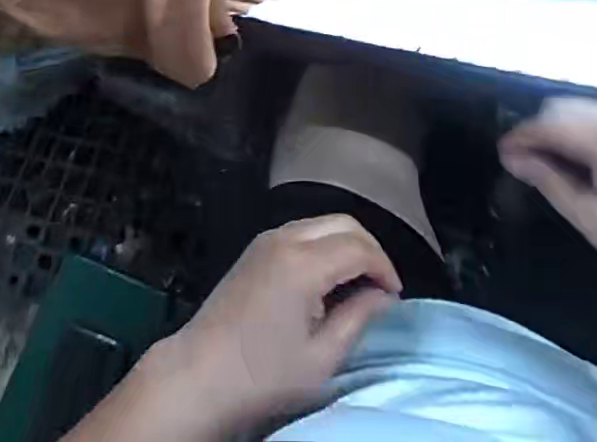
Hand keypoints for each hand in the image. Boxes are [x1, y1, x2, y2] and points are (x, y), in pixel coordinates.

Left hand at [137, 215, 400, 436]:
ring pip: (322, 222)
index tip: (395, 296)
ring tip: (358, 284)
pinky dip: (324, 243)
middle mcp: (284, 238)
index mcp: (302, 263)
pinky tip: (328, 278)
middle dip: (369, 249)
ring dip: (346, 243)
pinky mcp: (257, 246)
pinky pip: (302, 231)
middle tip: (381, 286)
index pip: (359, 246)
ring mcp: (267, 239)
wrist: (201, 372)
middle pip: (343, 222)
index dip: (385, 267)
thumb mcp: (321, 358)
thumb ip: (357, 317)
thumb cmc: (263, 375)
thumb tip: (383, 295)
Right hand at [498, 97, 596, 311]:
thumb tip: (514, 158)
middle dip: (538, 130)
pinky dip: (586, 132)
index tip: (501, 157)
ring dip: (561, 130)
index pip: (545, 123)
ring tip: (554, 166)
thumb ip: (550, 183)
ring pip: (584, 110)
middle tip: (525, 164)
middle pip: (562, 106)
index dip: (517, 139)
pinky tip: (589, 164)